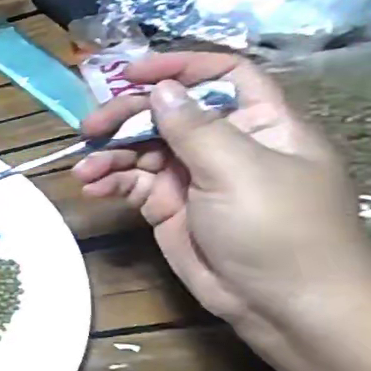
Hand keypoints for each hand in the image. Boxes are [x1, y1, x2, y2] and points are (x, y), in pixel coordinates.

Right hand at [70, 51, 370, 327]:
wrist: (285, 302)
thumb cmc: (279, 228)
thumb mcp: (239, 171)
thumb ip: (195, 128)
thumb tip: (161, 90)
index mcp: (259, 124)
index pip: (222, 76)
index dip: (180, 67)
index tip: (131, 75)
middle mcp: (224, 144)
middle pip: (168, 112)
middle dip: (126, 116)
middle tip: (88, 128)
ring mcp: (194, 177)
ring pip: (142, 148)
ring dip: (109, 154)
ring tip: (84, 172)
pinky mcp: (169, 207)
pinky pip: (132, 183)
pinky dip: (109, 182)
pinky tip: (93, 189)